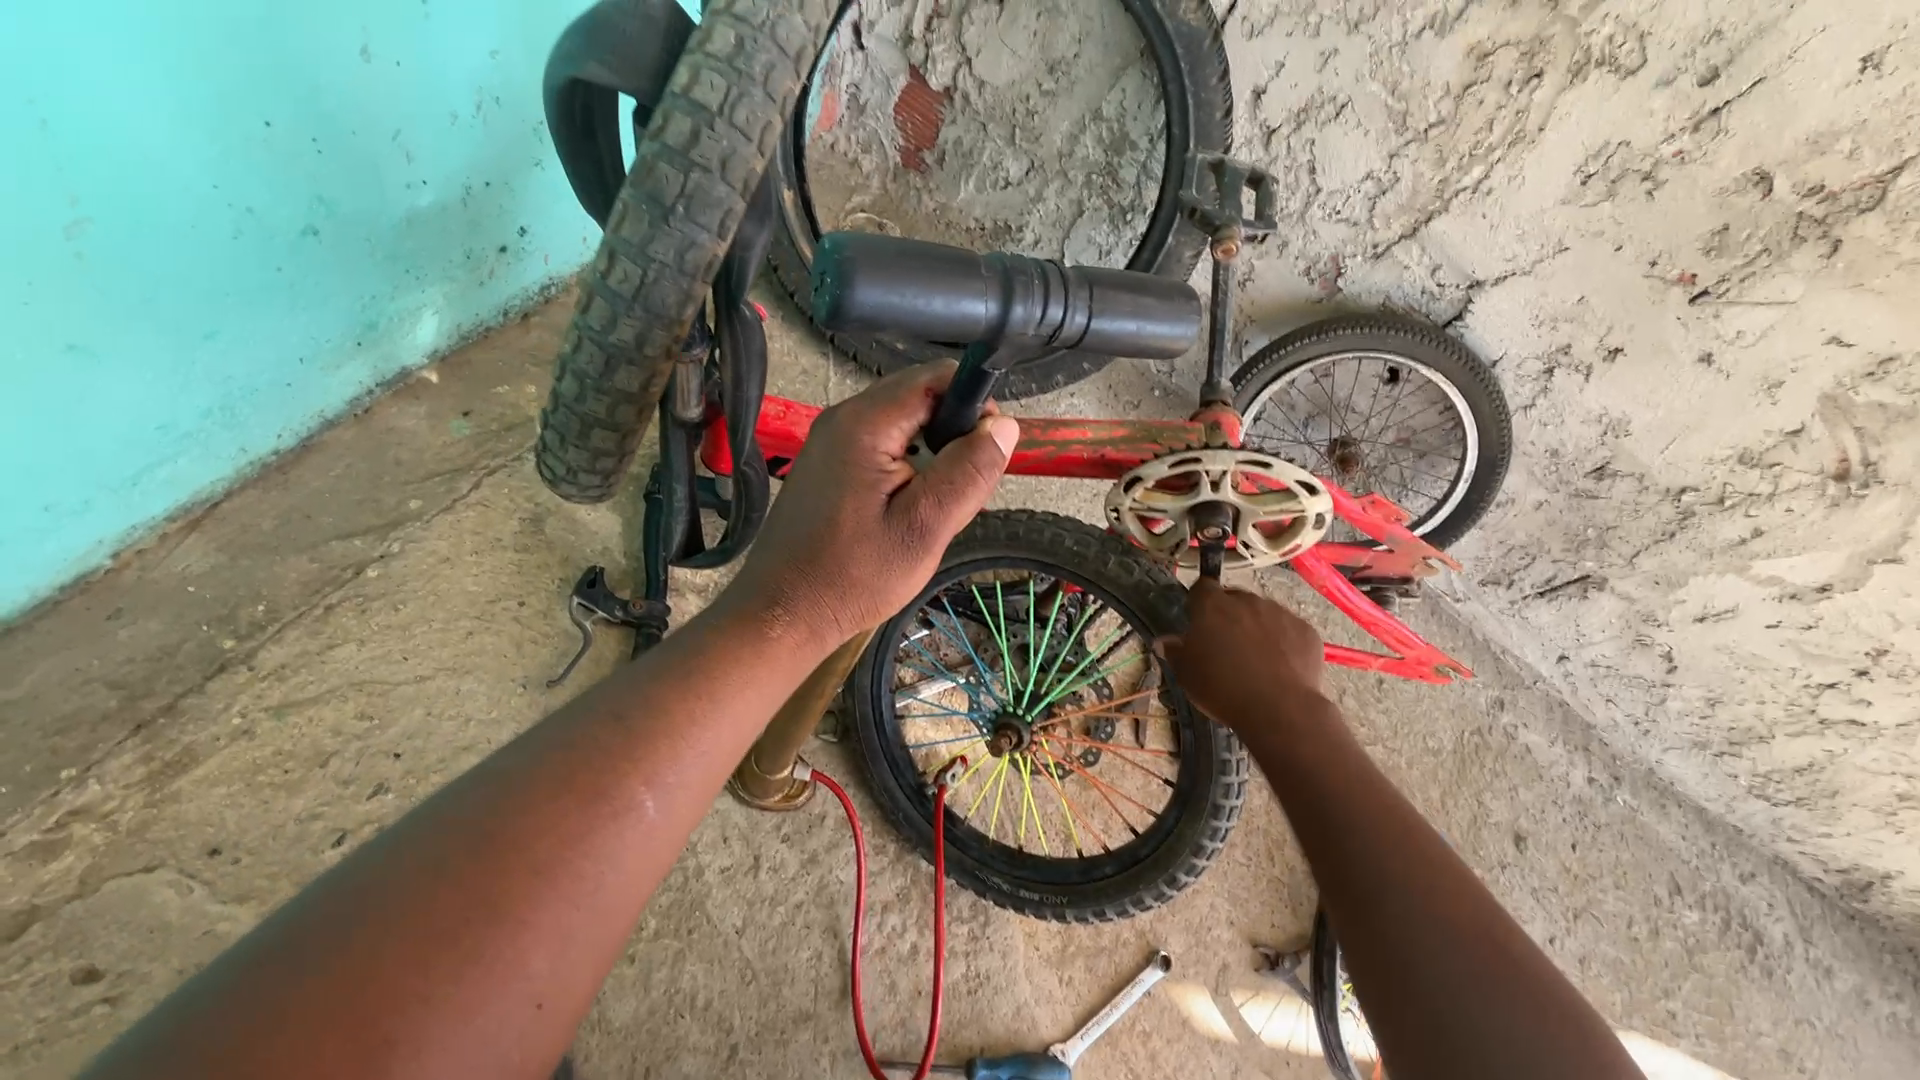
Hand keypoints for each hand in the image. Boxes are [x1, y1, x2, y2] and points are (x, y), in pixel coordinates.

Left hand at [720, 361, 1019, 643]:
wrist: (783, 613)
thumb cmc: (851, 578)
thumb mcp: (923, 529)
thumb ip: (966, 473)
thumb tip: (1003, 426)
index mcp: (865, 424)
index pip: (937, 378)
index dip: (974, 404)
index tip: (989, 452)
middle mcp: (843, 419)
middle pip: (920, 396)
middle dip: (954, 433)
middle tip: (961, 489)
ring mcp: (830, 440)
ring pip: (903, 423)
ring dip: (933, 453)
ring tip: (935, 506)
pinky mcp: (827, 463)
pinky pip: (882, 445)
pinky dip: (907, 466)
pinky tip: (908, 509)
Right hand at [1159, 578, 1327, 729]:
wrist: (1279, 709)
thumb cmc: (1222, 689)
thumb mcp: (1187, 674)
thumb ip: (1175, 651)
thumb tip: (1164, 641)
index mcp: (1212, 606)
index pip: (1202, 587)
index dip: (1199, 602)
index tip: (1199, 621)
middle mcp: (1247, 600)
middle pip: (1235, 599)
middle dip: (1229, 615)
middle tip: (1226, 645)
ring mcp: (1280, 613)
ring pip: (1264, 612)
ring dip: (1257, 626)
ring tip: (1257, 658)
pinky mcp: (1306, 630)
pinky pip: (1289, 629)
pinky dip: (1284, 641)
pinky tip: (1281, 666)